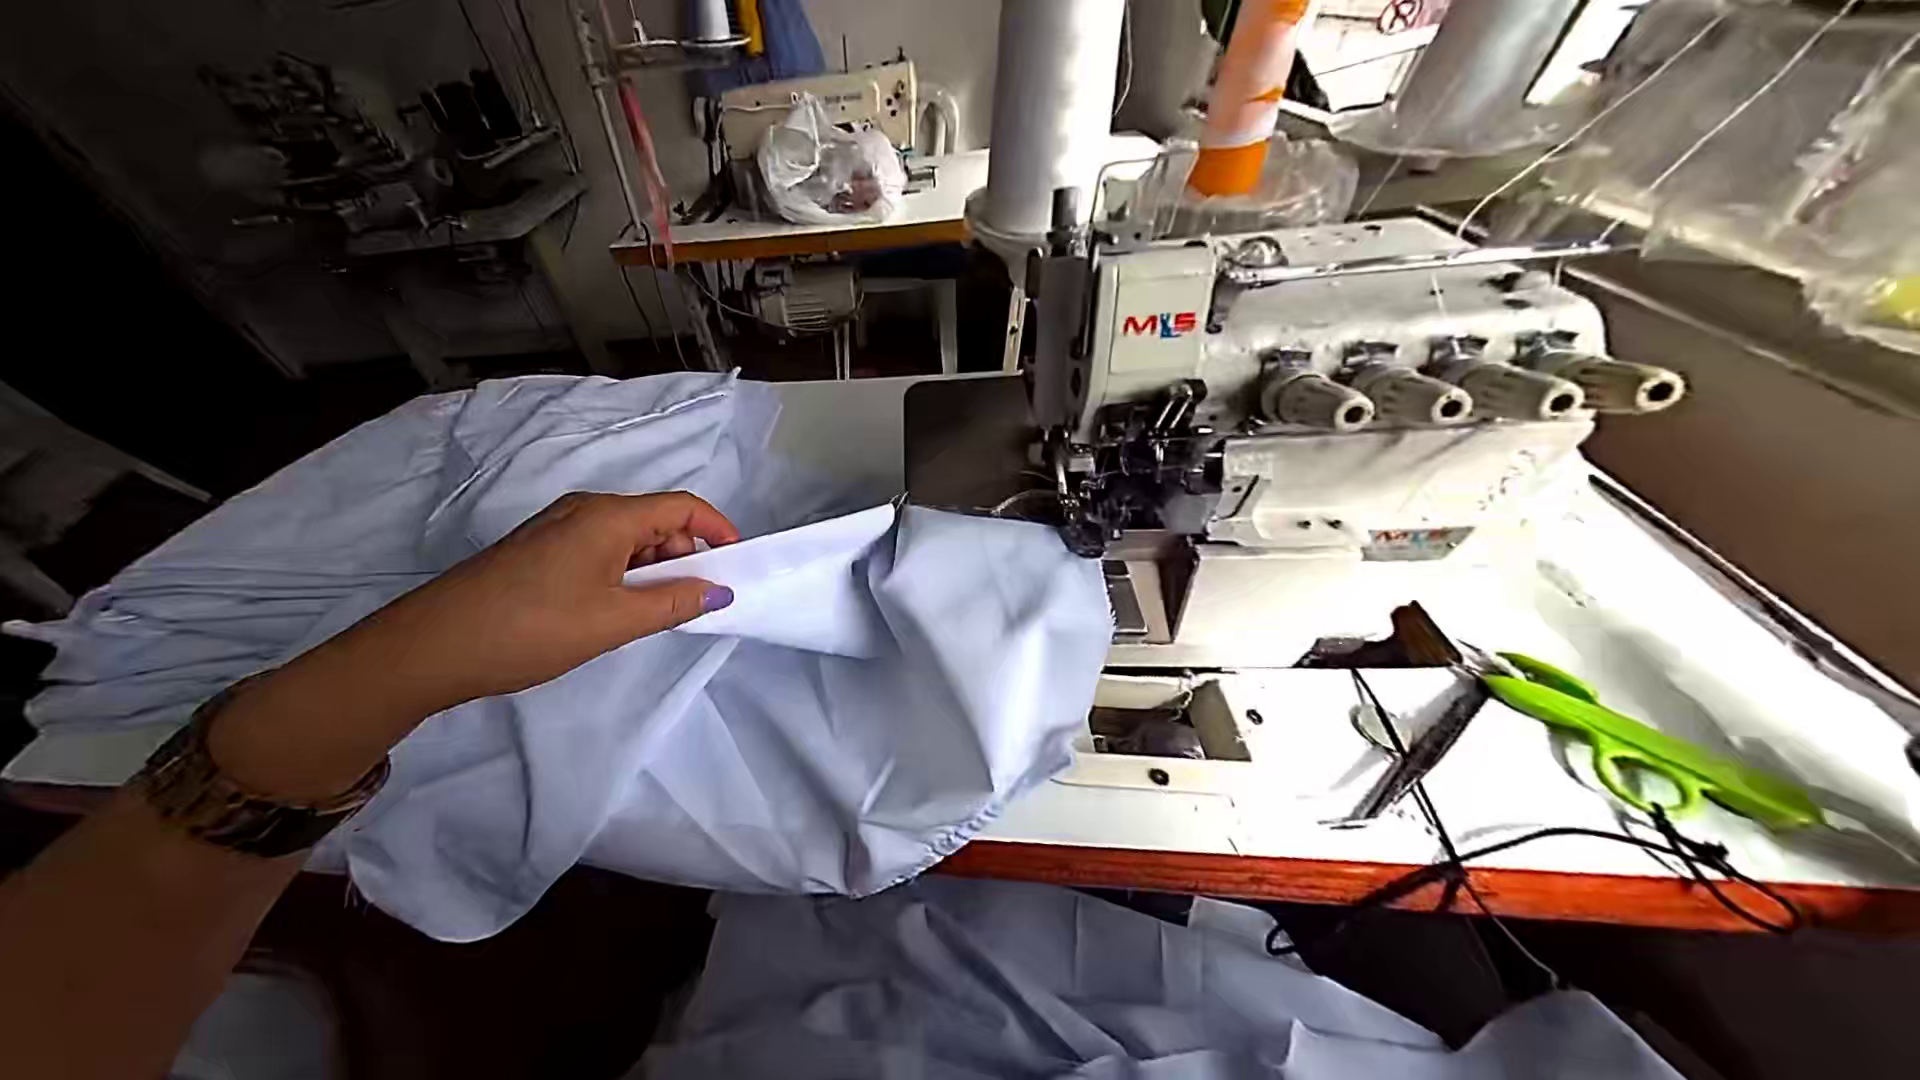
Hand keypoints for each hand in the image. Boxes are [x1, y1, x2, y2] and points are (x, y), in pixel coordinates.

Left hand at [207, 492, 737, 798]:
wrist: (427, 649)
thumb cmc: (532, 628)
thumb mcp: (615, 621)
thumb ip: (676, 603)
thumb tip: (721, 591)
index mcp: (608, 516)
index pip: (683, 506)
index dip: (718, 529)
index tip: (735, 564)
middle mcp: (585, 510)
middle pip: (657, 520)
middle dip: (686, 554)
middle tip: (694, 598)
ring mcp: (558, 527)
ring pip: (629, 537)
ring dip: (654, 568)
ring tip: (654, 611)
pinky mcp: (540, 548)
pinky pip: (601, 549)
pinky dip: (625, 572)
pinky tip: (616, 607)